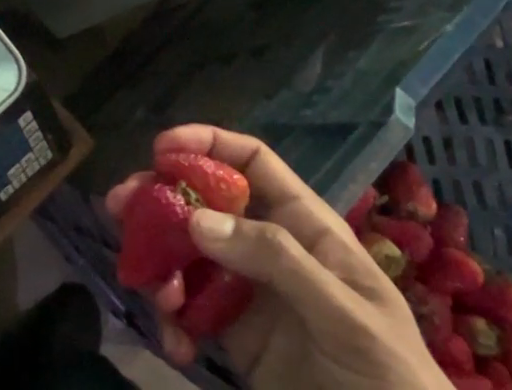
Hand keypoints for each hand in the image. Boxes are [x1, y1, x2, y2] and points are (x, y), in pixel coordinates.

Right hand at [106, 126, 449, 389]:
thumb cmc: (391, 377)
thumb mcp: (347, 316)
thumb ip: (277, 261)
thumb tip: (197, 219)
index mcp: (306, 229)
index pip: (253, 163)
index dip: (207, 144)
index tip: (159, 149)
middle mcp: (270, 250)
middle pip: (204, 204)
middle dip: (159, 201)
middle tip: (119, 208)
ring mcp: (247, 293)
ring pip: (185, 255)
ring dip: (158, 266)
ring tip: (156, 297)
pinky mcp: (232, 337)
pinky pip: (187, 310)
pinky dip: (172, 321)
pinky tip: (176, 345)